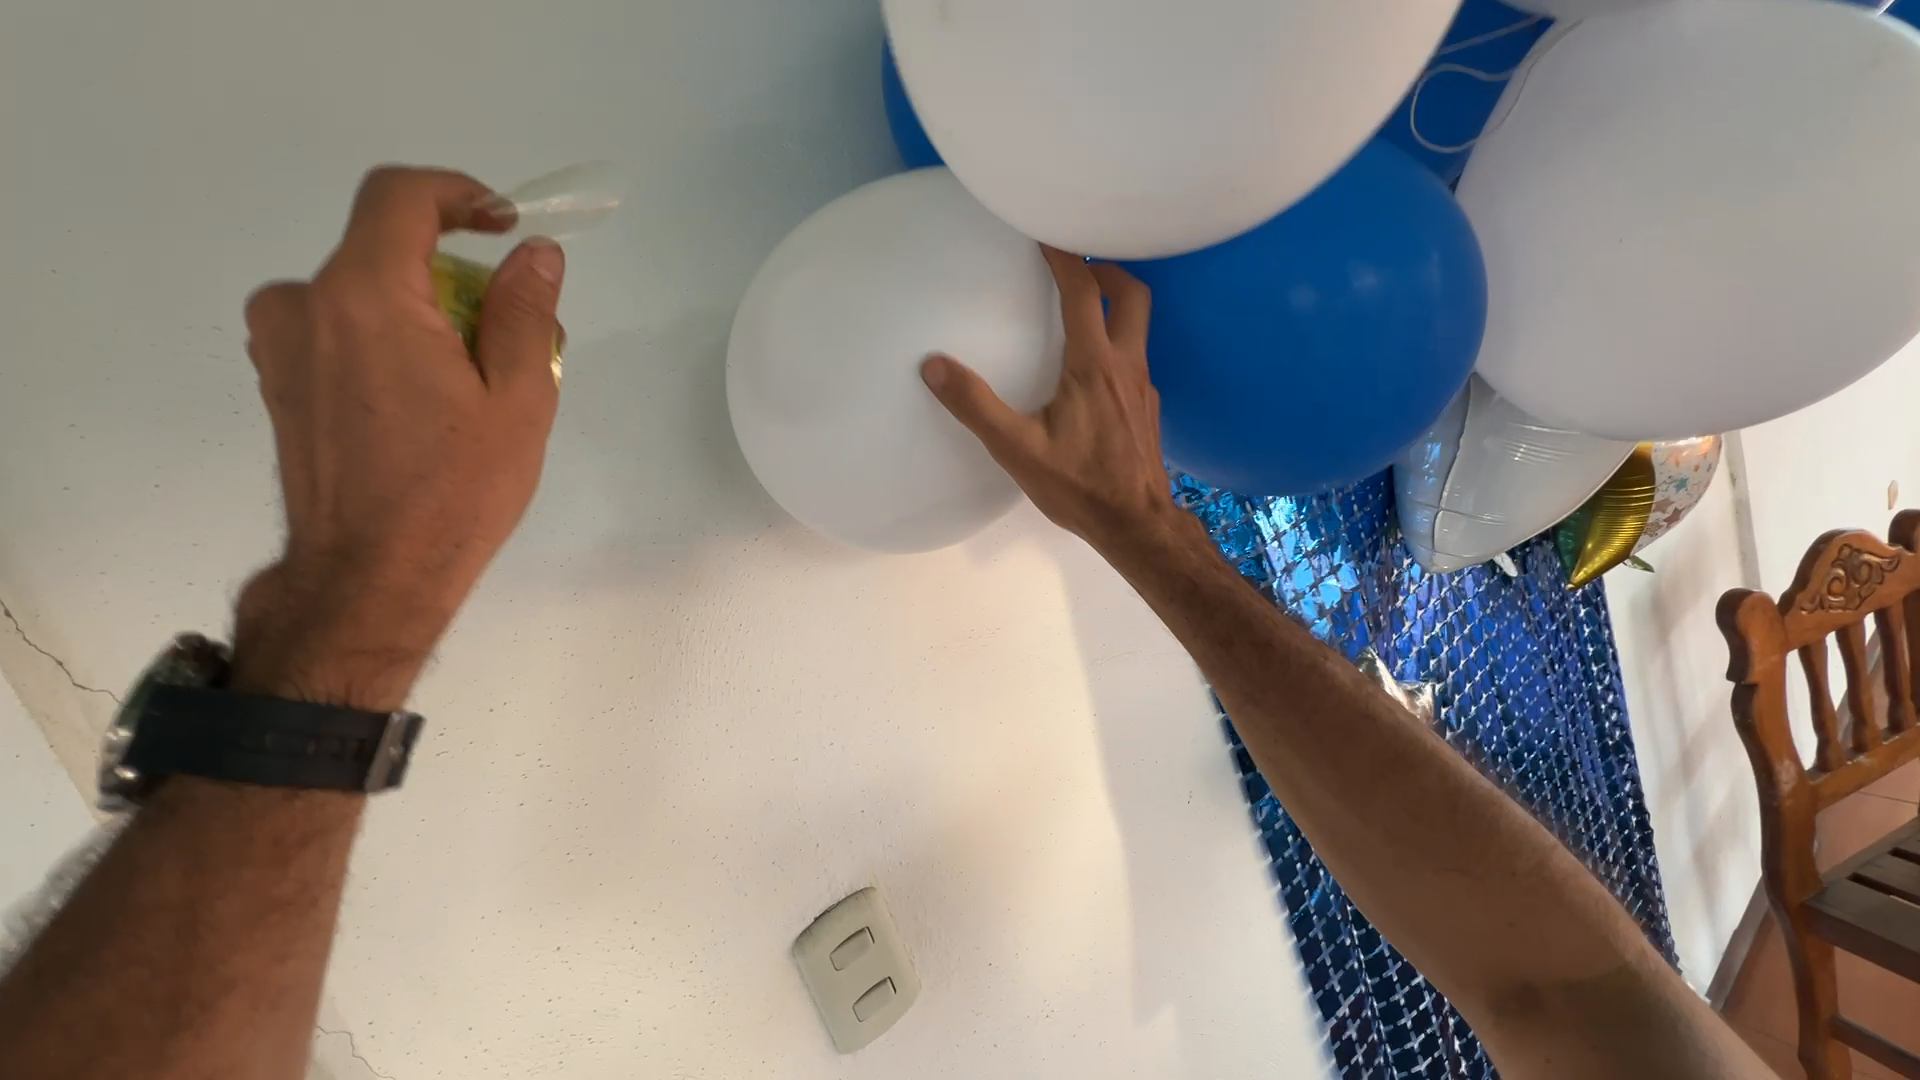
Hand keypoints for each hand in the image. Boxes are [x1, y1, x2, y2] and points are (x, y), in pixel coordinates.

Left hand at [231, 166, 564, 709]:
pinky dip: (393, 341)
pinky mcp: (279, 381)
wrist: (371, 575)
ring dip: (428, 315)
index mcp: (366, 295)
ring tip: (478, 385)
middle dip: (460, 279)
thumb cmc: (457, 488)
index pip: (400, 197)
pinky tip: (430, 405)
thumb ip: (525, 313)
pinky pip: (342, 330)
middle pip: (390, 251)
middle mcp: (305, 302)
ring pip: (368, 294)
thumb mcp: (521, 400)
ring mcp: (282, 344)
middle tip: (518, 342)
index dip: (459, 194)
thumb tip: (536, 254)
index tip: (505, 224)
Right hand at [921, 246, 1186, 555]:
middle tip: (1076, 266)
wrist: (1136, 525)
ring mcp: (1144, 387)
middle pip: (1131, 295)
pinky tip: (1095, 370)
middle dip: (1105, 269)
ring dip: (1114, 304)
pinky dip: (1118, 342)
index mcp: (1093, 365)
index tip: (1045, 237)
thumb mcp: (1016, 449)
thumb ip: (975, 406)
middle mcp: (1127, 365)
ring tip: (1083, 308)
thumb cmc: (1078, 487)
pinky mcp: (1148, 409)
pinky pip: (1137, 358)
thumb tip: (934, 366)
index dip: (1064, 258)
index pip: (1082, 292)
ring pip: (1139, 326)